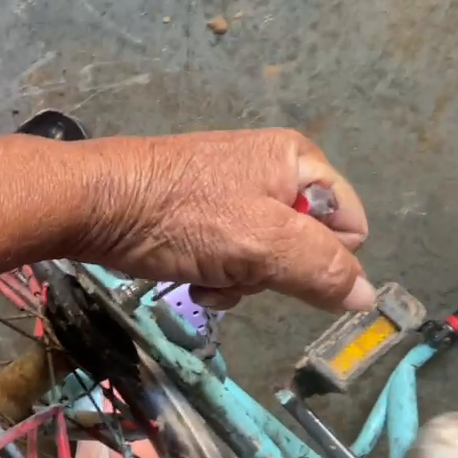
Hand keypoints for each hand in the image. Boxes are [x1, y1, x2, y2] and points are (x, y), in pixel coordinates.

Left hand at [74, 129, 374, 311]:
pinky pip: (228, 256)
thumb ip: (319, 268)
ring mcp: (230, 193)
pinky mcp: (197, 215)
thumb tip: (365, 295)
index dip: (322, 258)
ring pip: (264, 259)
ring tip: (204, 278)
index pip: (349, 226)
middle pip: (304, 246)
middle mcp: (269, 171)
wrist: (93, 203)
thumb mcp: (260, 242)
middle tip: (234, 271)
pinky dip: (213, 274)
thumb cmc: (179, 216)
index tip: (281, 265)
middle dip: (271, 272)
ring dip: (238, 280)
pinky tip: (189, 279)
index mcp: (297, 161)